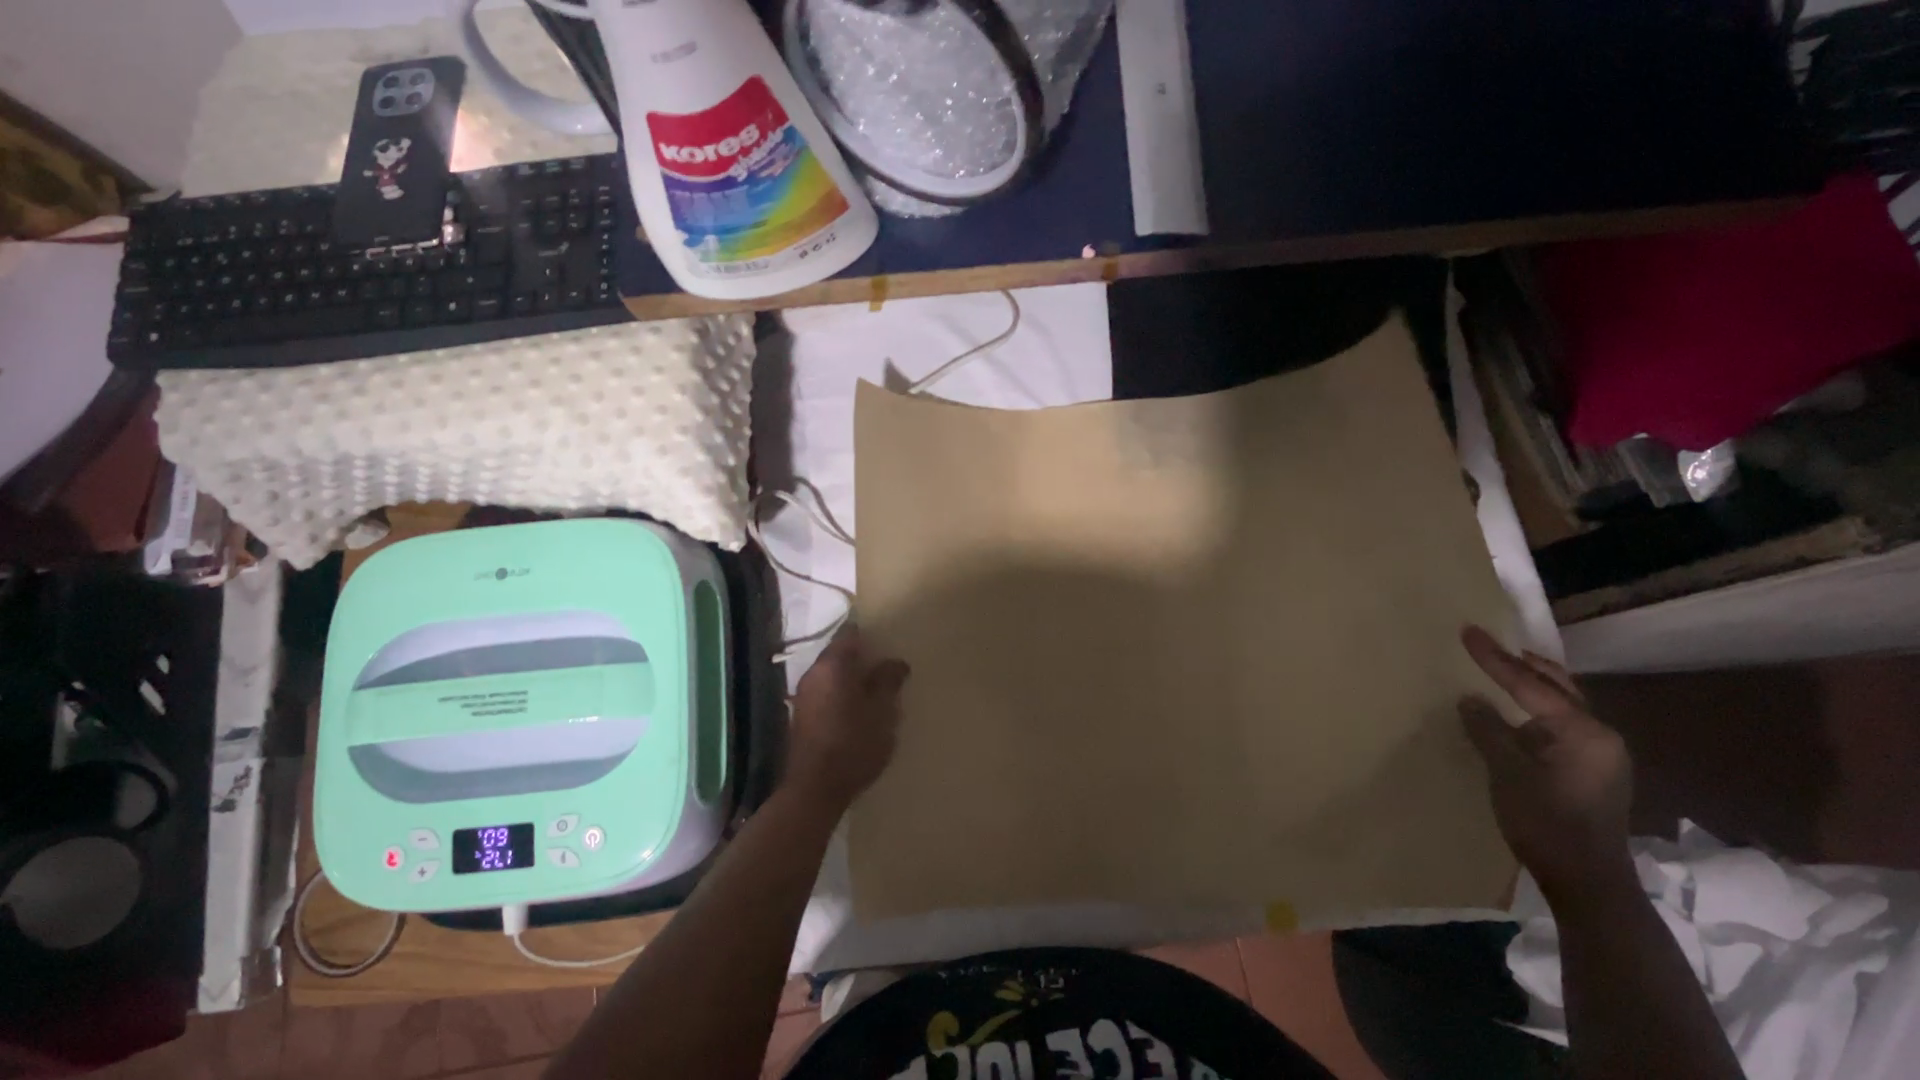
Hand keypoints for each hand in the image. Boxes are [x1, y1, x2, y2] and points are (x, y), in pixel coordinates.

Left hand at [784, 625, 910, 814]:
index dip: (869, 635)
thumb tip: (895, 662)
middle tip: (887, 669)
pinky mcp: (800, 718)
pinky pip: (824, 695)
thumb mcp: (883, 712)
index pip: (849, 634)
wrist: (815, 788)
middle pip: (838, 655)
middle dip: (861, 659)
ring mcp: (802, 697)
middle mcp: (812, 674)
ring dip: (851, 680)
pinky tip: (857, 713)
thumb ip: (888, 682)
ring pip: (831, 677)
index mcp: (832, 665)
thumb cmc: (854, 744)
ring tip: (876, 693)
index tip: (886, 642)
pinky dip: (840, 697)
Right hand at [1459, 626, 1635, 900]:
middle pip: (1559, 688)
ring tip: (1505, 672)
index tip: (1468, 632)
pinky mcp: (1595, 773)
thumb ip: (1488, 731)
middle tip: (1492, 644)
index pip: (1531, 685)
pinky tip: (1518, 718)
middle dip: (1525, 665)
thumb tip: (1471, 699)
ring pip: (1564, 707)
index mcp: (1584, 731)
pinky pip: (1564, 728)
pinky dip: (1539, 714)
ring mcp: (1603, 756)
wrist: (1587, 881)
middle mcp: (1602, 735)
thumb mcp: (1507, 774)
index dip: (1495, 659)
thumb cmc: (1546, 823)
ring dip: (1534, 689)